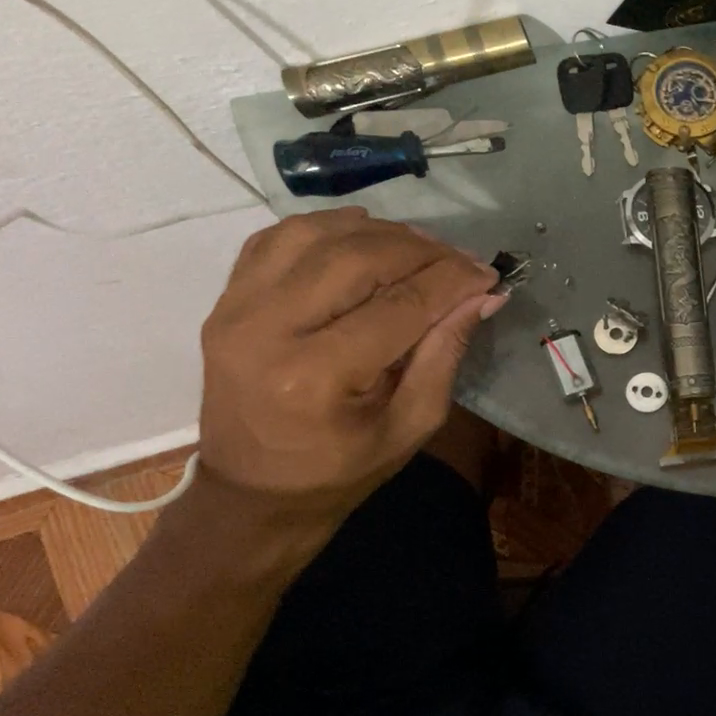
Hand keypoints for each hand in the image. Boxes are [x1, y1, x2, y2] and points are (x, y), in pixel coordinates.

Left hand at [197, 208, 499, 528]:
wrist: (254, 488)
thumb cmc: (343, 468)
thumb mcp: (413, 423)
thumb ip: (446, 353)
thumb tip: (484, 295)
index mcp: (317, 376)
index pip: (400, 304)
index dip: (452, 281)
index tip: (489, 274)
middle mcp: (267, 331)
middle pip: (356, 258)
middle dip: (422, 251)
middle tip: (462, 260)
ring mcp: (236, 310)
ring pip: (314, 236)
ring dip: (377, 231)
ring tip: (421, 246)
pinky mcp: (225, 302)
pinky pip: (276, 240)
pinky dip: (326, 227)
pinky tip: (364, 234)